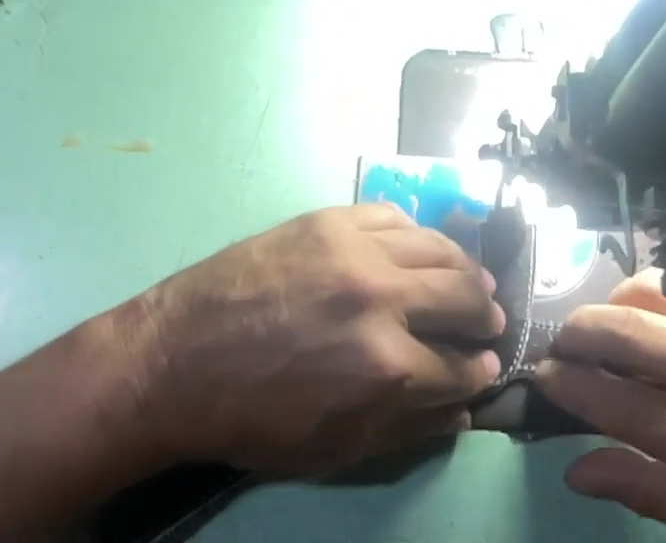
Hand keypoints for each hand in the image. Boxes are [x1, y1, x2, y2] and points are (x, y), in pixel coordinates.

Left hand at [120, 204, 504, 475]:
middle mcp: (384, 300)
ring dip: (466, 268)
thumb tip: (465, 410)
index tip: (487, 365)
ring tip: (470, 280)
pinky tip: (420, 248)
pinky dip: (418, 234)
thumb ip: (407, 429)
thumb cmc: (251, 417)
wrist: (176, 360)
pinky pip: (394, 216)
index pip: (462, 367)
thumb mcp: (332, 449)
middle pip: (465, 297)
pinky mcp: (330, 220)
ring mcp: (357, 250)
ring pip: (440, 248)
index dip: (481, 370)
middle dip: (487, 316)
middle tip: (489, 321)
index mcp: (387, 367)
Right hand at [536, 270, 665, 542]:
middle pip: (623, 326)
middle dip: (577, 331)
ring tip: (618, 331)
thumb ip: (650, 491)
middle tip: (565, 347)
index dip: (564, 382)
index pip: (610, 397)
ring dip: (622, 306)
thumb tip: (575, 468)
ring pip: (657, 289)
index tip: (542, 376)